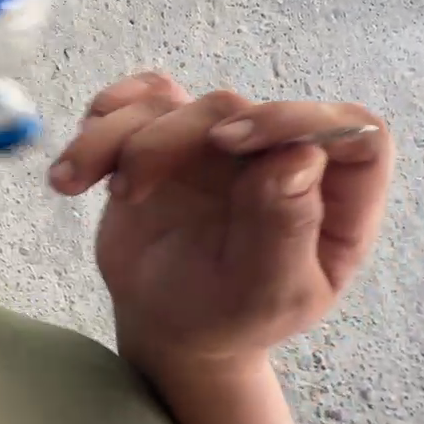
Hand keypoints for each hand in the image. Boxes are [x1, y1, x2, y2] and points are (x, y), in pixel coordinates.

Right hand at [49, 72, 394, 376]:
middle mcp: (269, 159)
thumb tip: (297, 156)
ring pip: (163, 103)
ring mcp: (208, 147)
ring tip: (72, 186)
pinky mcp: (154, 141)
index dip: (296, 120)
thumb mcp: (269, 291)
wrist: (164, 320)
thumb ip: (285, 226)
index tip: (230, 143)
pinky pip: (126, 106)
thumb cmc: (230, 315)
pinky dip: (94, 125)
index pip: (351, 130)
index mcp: (329, 199)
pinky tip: (76, 162)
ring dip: (108, 139)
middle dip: (166, 142)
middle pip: (227, 107)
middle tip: (127, 191)